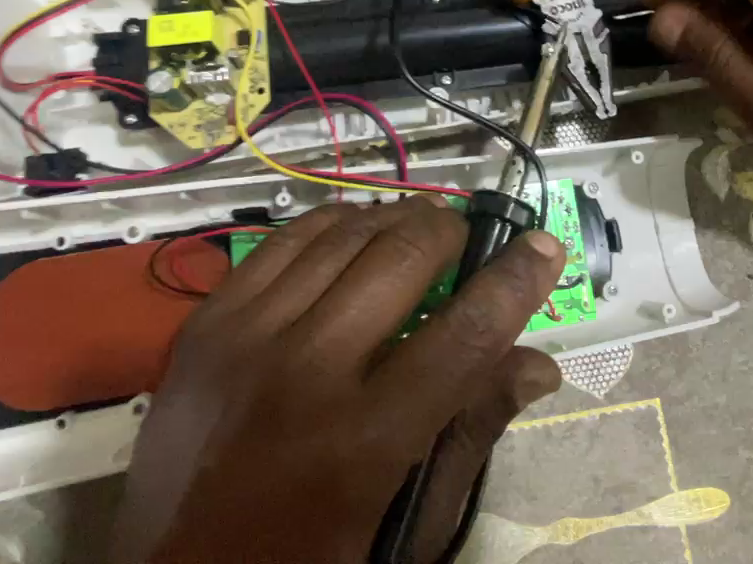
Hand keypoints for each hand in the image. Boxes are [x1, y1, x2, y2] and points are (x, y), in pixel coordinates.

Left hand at [109, 197, 566, 563]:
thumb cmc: (310, 561)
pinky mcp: (208, 322)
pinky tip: (353, 230)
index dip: (515, 280)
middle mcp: (305, 372)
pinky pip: (284, 239)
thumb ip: (469, 434)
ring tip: (415, 230)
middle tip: (465, 242)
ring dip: (394, 221)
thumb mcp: (405, 524)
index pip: (465, 333)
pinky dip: (332, 224)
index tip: (544, 246)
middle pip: (401, 257)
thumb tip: (538, 363)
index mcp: (365, 440)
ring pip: (344, 234)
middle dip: (450, 233)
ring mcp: (247, 337)